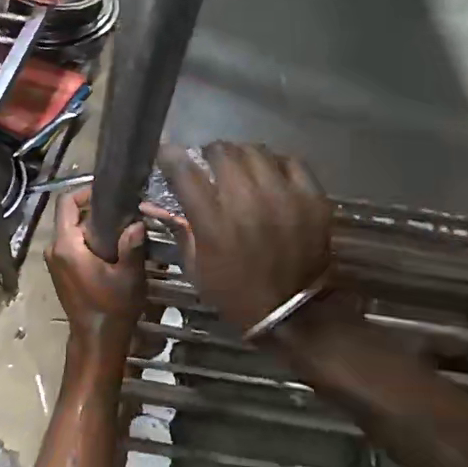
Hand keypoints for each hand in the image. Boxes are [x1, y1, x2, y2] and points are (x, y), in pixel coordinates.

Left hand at [45, 188, 145, 347]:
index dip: (85, 192)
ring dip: (92, 227)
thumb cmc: (112, 307)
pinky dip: (87, 241)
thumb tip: (137, 223)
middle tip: (121, 212)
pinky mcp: (60, 270)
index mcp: (65, 245)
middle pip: (69, 216)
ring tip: (120, 228)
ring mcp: (54, 260)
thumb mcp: (128, 276)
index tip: (107, 192)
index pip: (66, 204)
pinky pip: (71, 244)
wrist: (96, 339)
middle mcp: (53, 248)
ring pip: (71, 231)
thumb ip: (131, 246)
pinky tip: (110, 247)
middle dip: (94, 211)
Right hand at [154, 142, 334, 337]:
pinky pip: (291, 162)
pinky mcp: (312, 200)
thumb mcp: (194, 265)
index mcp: (213, 222)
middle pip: (221, 152)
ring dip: (240, 155)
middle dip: (208, 154)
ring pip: (255, 151)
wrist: (295, 315)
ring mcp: (283, 198)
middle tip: (207, 164)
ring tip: (238, 168)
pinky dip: (274, 163)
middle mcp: (246, 202)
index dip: (170, 155)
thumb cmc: (234, 292)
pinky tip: (268, 175)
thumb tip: (155, 201)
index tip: (167, 153)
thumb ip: (179, 227)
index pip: (184, 170)